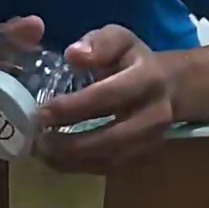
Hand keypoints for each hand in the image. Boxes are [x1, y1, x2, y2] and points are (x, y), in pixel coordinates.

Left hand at [39, 25, 178, 171]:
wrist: (168, 88)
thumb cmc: (133, 61)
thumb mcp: (119, 39)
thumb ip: (98, 43)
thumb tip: (73, 55)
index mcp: (148, 79)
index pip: (108, 96)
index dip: (74, 106)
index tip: (43, 112)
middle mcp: (155, 115)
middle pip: (112, 137)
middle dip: (73, 143)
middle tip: (41, 141)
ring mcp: (151, 141)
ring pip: (111, 159)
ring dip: (75, 160)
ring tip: (45, 153)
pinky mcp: (143, 157)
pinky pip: (110, 168)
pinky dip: (82, 167)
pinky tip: (58, 160)